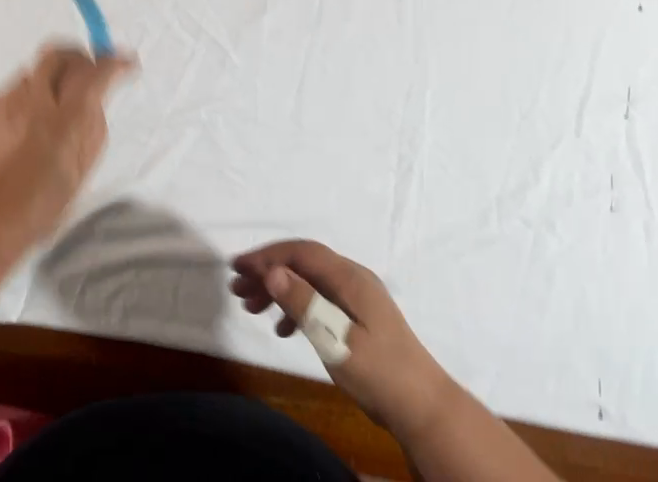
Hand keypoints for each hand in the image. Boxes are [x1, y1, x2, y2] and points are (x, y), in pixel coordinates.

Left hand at [0, 44, 135, 269]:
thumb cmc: (33, 212)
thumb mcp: (78, 174)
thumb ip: (90, 130)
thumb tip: (95, 100)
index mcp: (64, 120)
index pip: (96, 70)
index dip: (115, 62)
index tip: (125, 65)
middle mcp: (31, 101)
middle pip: (59, 54)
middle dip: (80, 57)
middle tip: (90, 73)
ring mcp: (1, 103)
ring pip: (33, 73)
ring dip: (51, 80)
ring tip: (55, 110)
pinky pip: (10, 92)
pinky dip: (26, 99)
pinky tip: (26, 128)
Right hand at [231, 240, 453, 432]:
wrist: (420, 405)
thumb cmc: (378, 371)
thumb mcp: (336, 338)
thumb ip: (304, 303)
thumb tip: (272, 271)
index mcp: (350, 278)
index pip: (302, 253)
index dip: (267, 256)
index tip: (237, 267)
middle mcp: (353, 280)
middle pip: (303, 264)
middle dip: (268, 272)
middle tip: (236, 289)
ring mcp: (356, 298)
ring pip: (309, 282)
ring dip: (279, 290)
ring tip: (250, 308)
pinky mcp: (357, 318)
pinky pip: (319, 301)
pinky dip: (296, 308)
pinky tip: (282, 329)